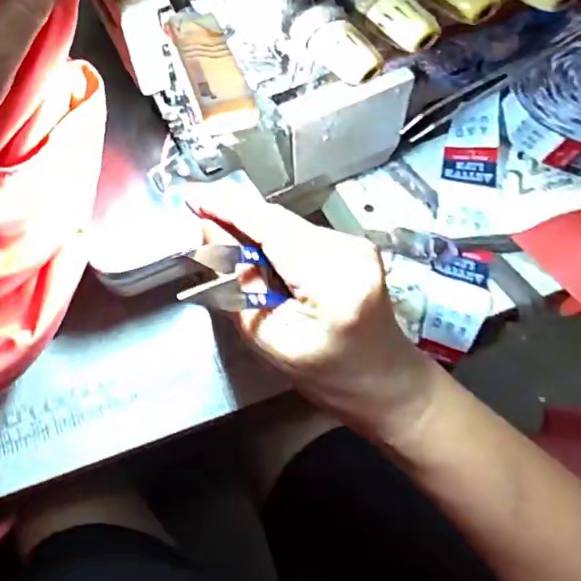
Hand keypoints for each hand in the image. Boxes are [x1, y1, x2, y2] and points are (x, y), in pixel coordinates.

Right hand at [186, 178, 446, 446]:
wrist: (387, 383)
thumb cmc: (327, 376)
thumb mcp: (269, 338)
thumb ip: (237, 283)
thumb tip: (210, 231)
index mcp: (332, 282)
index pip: (270, 229)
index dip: (228, 210)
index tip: (193, 198)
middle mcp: (348, 252)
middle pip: (277, 219)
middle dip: (235, 214)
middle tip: (198, 214)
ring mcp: (355, 244)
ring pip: (286, 222)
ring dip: (252, 225)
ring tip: (223, 236)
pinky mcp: (353, 243)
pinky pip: (298, 230)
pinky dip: (272, 234)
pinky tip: (257, 250)